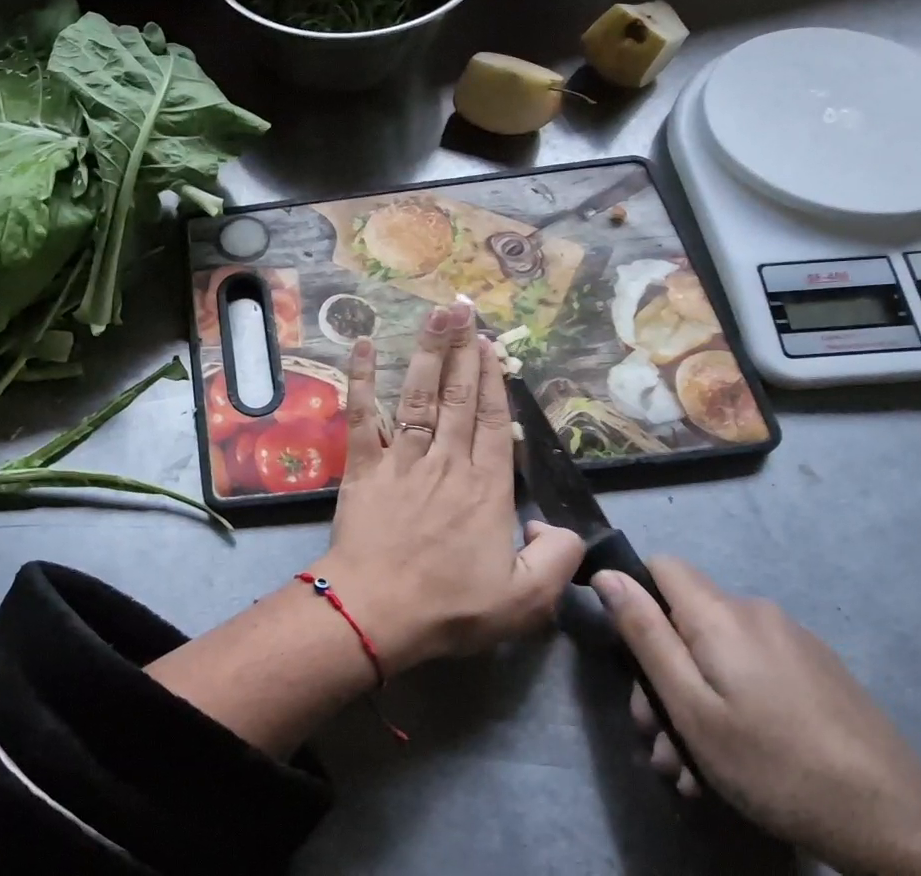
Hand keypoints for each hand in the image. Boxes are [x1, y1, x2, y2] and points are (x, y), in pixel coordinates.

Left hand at [317, 302, 584, 674]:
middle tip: (466, 310)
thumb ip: (556, 559)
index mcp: (486, 489)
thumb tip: (559, 527)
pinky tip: (361, 344)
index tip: (493, 347)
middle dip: (464, 351)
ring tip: (437, 314)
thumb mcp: (524, 599)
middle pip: (459, 397)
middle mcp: (446, 463)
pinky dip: (361, 379)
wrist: (375, 611)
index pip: (494, 423)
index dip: (495, 382)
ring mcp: (402, 460)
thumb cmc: (448, 608)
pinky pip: (362, 416)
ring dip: (427, 352)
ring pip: (418, 395)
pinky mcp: (362, 467)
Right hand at [593, 561, 920, 875]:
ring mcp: (797, 645)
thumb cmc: (774, 763)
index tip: (631, 657)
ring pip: (719, 657)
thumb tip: (607, 574)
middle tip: (657, 741)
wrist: (897, 825)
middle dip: (661, 676)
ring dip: (694, 704)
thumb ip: (645, 635)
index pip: (661, 566)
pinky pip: (755, 675)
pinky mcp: (822, 677)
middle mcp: (759, 615)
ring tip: (692, 769)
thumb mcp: (690, 706)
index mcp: (722, 614)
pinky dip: (733, 708)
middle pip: (686, 622)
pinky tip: (733, 763)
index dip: (635, 600)